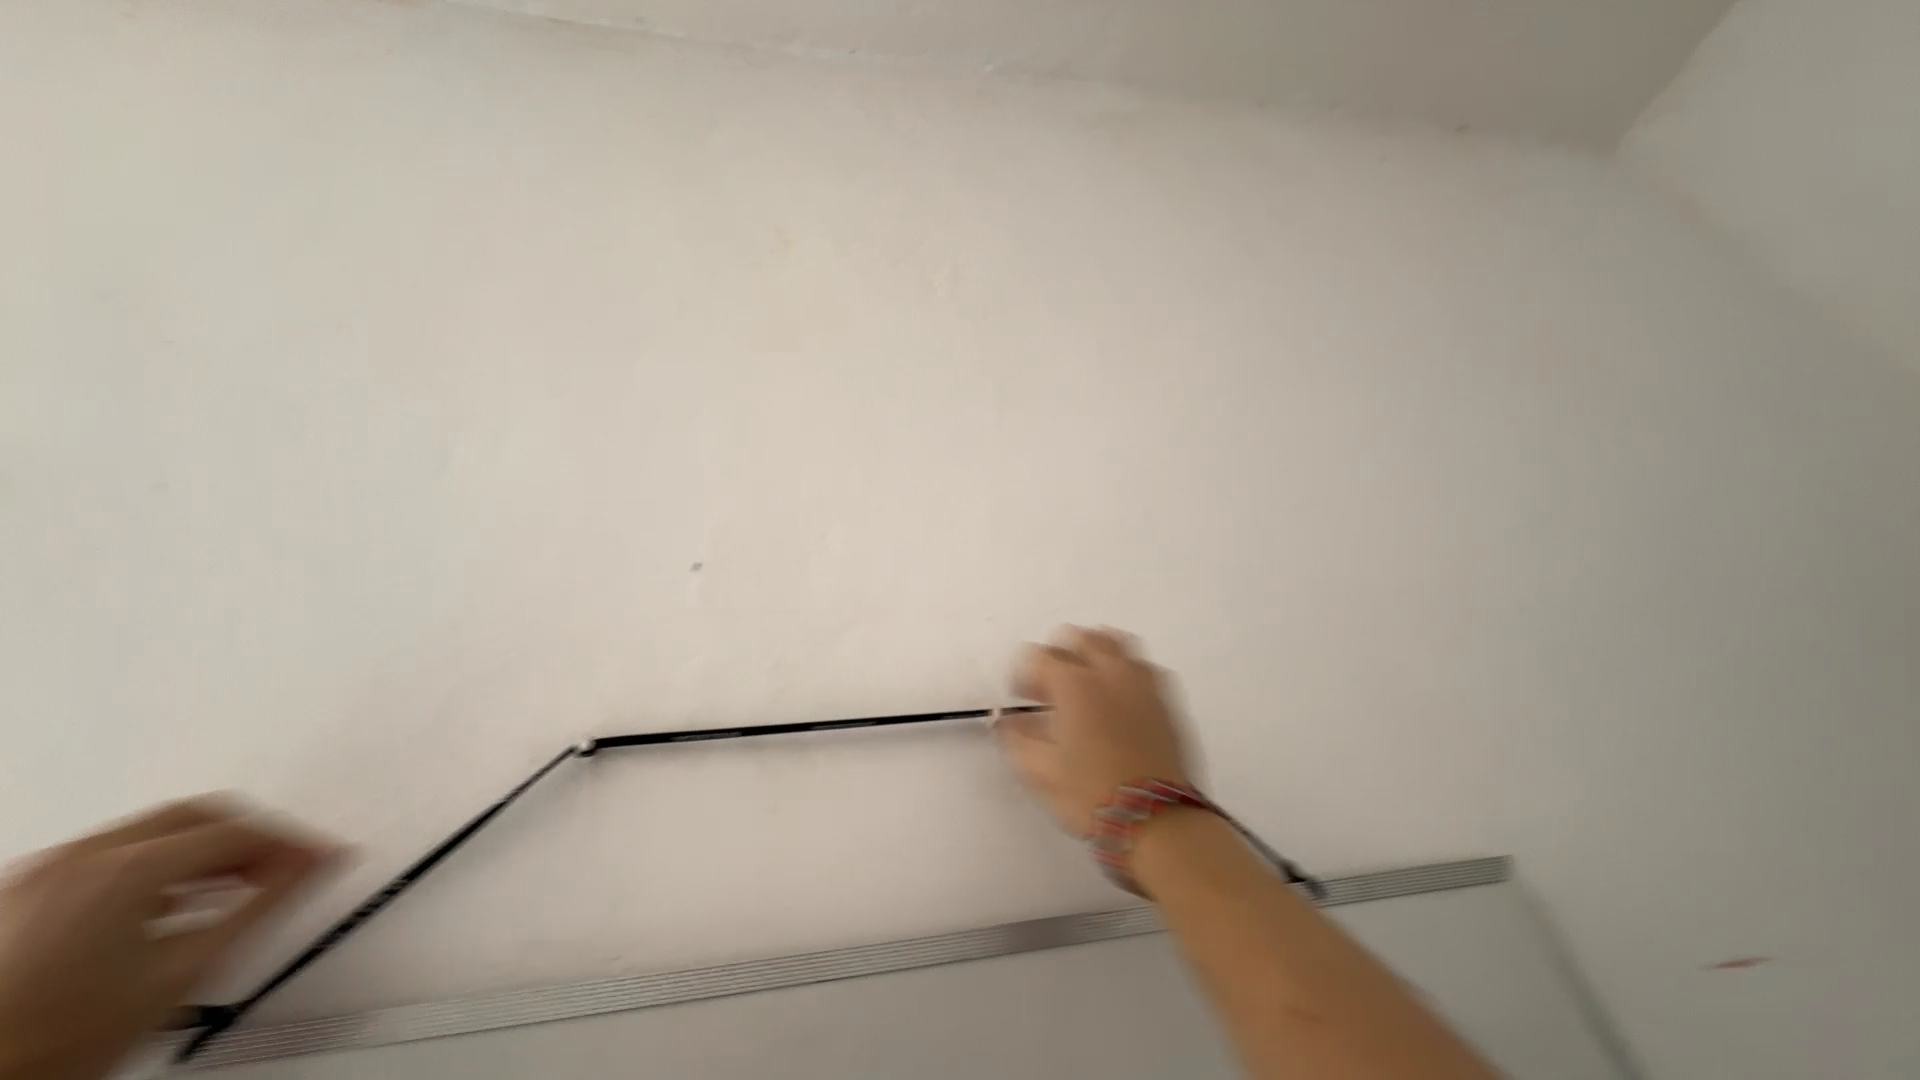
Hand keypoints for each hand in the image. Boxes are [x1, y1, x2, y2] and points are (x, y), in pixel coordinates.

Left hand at [0, 798, 339, 1079]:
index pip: (240, 829)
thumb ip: (271, 899)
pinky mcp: (28, 890)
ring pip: (158, 828)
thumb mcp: (195, 964)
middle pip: (200, 815)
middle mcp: (82, 857)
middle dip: (252, 838)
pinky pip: (113, 852)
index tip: (318, 859)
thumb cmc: (66, 1037)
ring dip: (207, 851)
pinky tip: (178, 900)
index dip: (291, 843)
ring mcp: (47, 872)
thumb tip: (322, 860)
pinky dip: (160, 864)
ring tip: (237, 885)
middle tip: (284, 866)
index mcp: (127, 868)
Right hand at [997, 627, 1193, 836]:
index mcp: (1074, 683)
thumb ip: (1015, 738)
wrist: (1157, 820)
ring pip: (1115, 643)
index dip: (1024, 674)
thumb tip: (1007, 721)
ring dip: (1095, 655)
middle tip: (1051, 688)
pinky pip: (1143, 667)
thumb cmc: (1092, 794)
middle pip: (1080, 637)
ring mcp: (1142, 683)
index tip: (1022, 697)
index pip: (1040, 656)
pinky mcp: (1167, 700)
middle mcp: (1109, 672)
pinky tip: (1120, 698)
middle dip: (1060, 656)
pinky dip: (1126, 672)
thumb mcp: (1038, 770)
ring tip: (1087, 684)